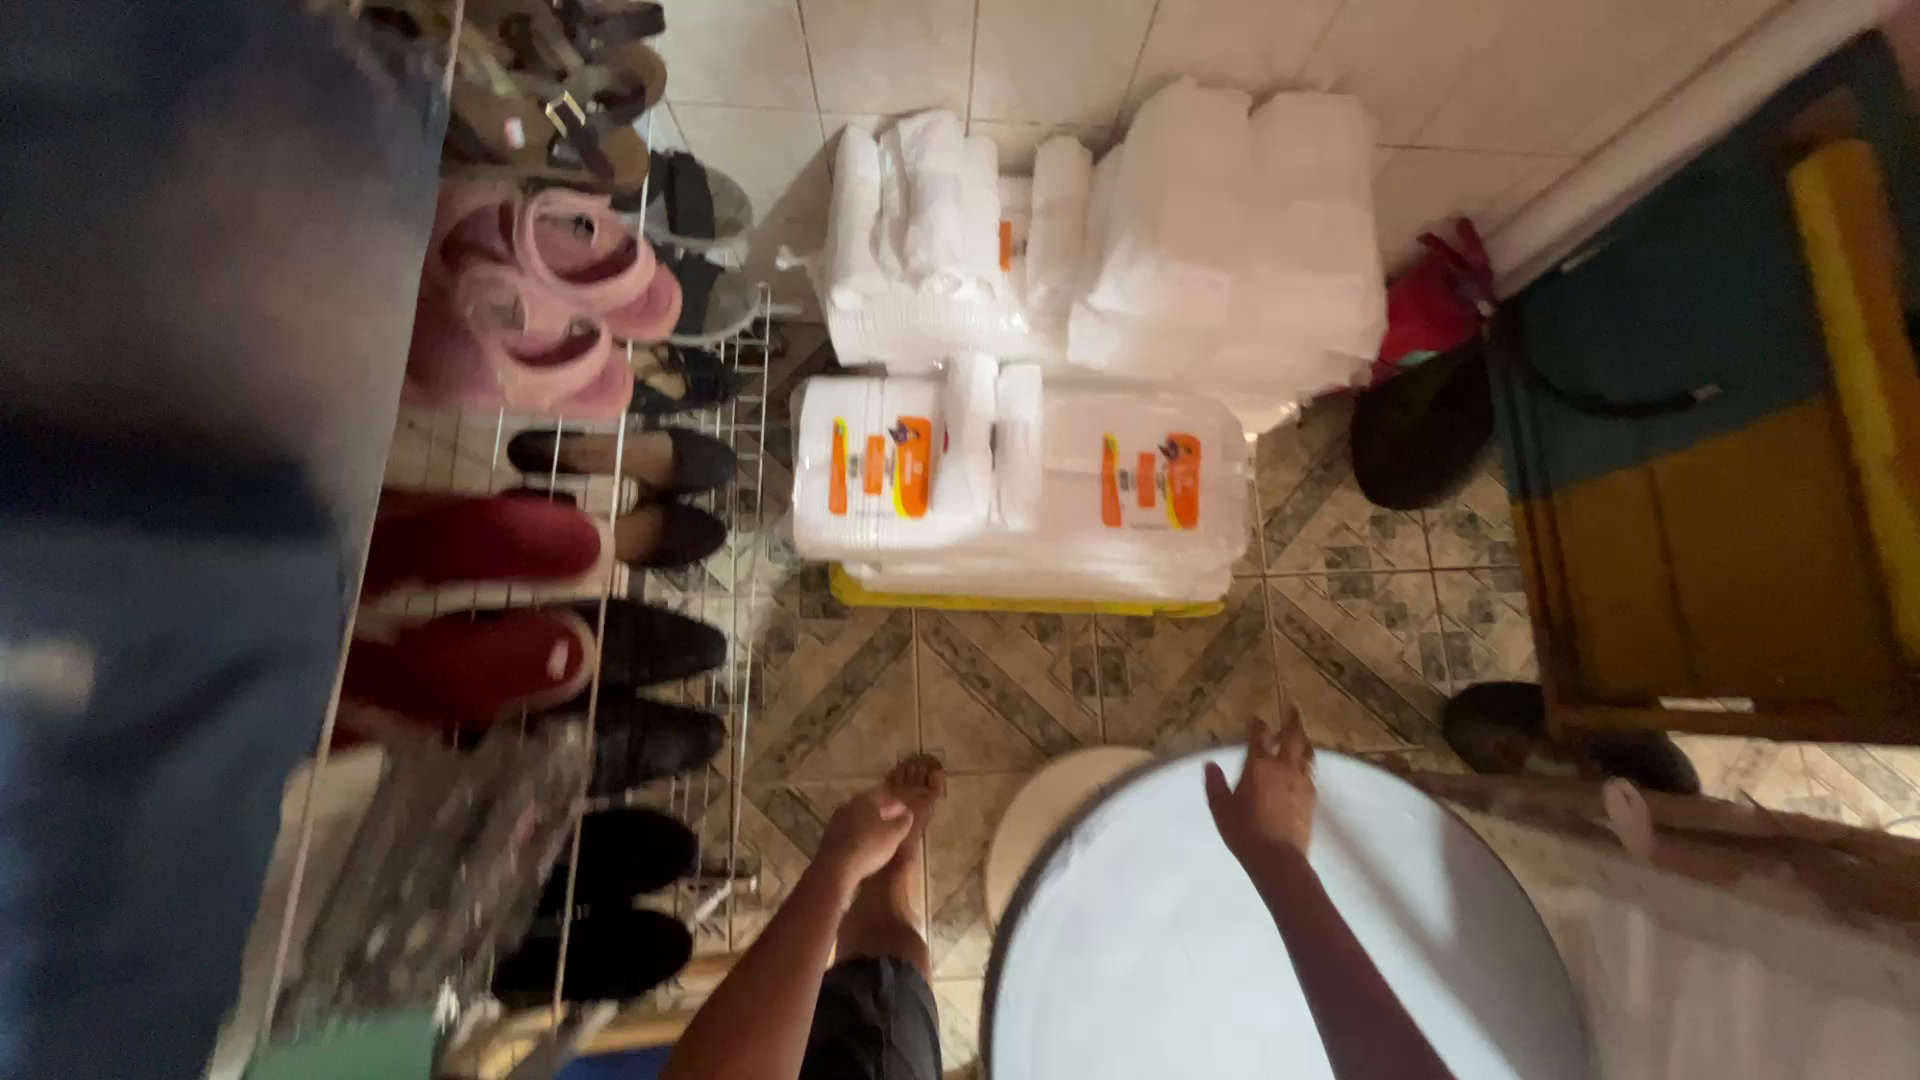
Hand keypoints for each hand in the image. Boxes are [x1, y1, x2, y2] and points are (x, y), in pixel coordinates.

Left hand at [813, 787, 914, 895]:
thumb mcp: (893, 835)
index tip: (905, 813)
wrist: (834, 869)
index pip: (884, 795)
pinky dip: (858, 834)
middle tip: (893, 822)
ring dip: (869, 824)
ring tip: (880, 835)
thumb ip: (903, 822)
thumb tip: (907, 813)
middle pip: (869, 805)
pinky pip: (848, 831)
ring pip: (857, 818)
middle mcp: (849, 805)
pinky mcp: (829, 837)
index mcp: (865, 800)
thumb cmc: (868, 847)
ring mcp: (836, 821)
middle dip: (882, 812)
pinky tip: (864, 845)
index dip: (896, 804)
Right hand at [1205, 705, 1316, 861]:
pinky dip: (1307, 763)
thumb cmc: (1244, 831)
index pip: (1260, 736)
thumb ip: (1215, 784)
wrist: (1278, 860)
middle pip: (1292, 738)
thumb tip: (1209, 764)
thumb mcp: (1221, 807)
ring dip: (1303, 741)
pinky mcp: (1311, 799)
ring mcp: (1301, 783)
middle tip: (1293, 709)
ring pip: (1306, 754)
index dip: (1258, 725)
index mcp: (1259, 766)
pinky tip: (1304, 767)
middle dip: (1292, 722)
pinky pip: (1311, 773)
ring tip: (1301, 735)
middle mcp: (1283, 768)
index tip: (1256, 718)